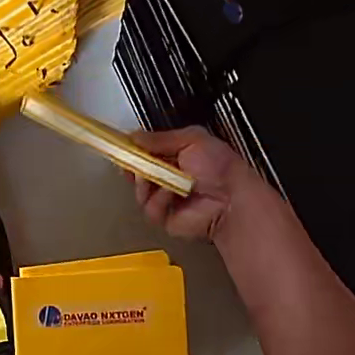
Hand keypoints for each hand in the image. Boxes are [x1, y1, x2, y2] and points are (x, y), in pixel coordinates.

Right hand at [130, 127, 283, 242]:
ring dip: (147, 184)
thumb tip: (134, 136)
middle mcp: (167, 178)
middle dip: (134, 168)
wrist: (230, 199)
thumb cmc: (220, 168)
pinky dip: (159, 200)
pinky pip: (150, 209)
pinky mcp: (165, 218)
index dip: (133, 151)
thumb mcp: (191, 139)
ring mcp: (165, 199)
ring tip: (161, 179)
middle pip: (137, 173)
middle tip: (136, 163)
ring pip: (139, 192)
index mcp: (174, 157)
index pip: (145, 153)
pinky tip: (172, 194)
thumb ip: (161, 138)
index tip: (123, 147)